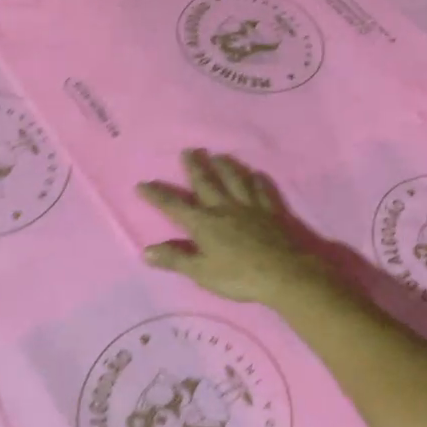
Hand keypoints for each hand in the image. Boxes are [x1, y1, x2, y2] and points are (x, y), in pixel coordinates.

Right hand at [136, 150, 346, 307]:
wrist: (284, 273)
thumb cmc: (239, 276)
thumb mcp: (202, 273)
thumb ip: (175, 259)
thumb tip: (146, 251)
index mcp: (204, 224)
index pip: (175, 206)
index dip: (158, 195)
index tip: (143, 184)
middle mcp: (224, 208)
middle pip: (206, 183)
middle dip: (195, 167)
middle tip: (188, 150)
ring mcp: (250, 207)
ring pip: (235, 180)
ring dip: (225, 166)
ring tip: (219, 155)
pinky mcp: (271, 212)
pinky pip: (262, 191)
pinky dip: (257, 181)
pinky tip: (256, 174)